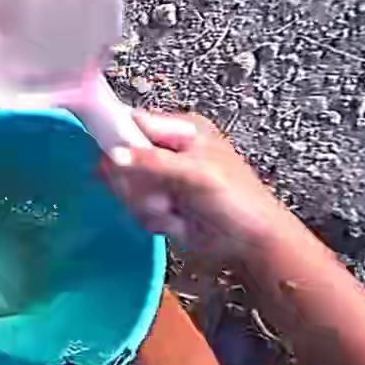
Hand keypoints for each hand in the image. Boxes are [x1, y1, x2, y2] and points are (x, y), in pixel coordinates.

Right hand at [98, 110, 300, 262]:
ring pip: (124, 186)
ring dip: (146, 203)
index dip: (119, 139)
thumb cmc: (235, 199)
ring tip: (174, 208)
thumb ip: (153, 162)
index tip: (115, 160)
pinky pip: (132, 207)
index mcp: (181, 129)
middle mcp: (166, 150)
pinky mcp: (155, 202)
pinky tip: (174, 220)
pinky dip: (151, 217)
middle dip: (136, 182)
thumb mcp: (196, 174)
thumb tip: (113, 155)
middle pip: (121, 157)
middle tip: (160, 193)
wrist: (251, 242)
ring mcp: (158, 177)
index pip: (134, 122)